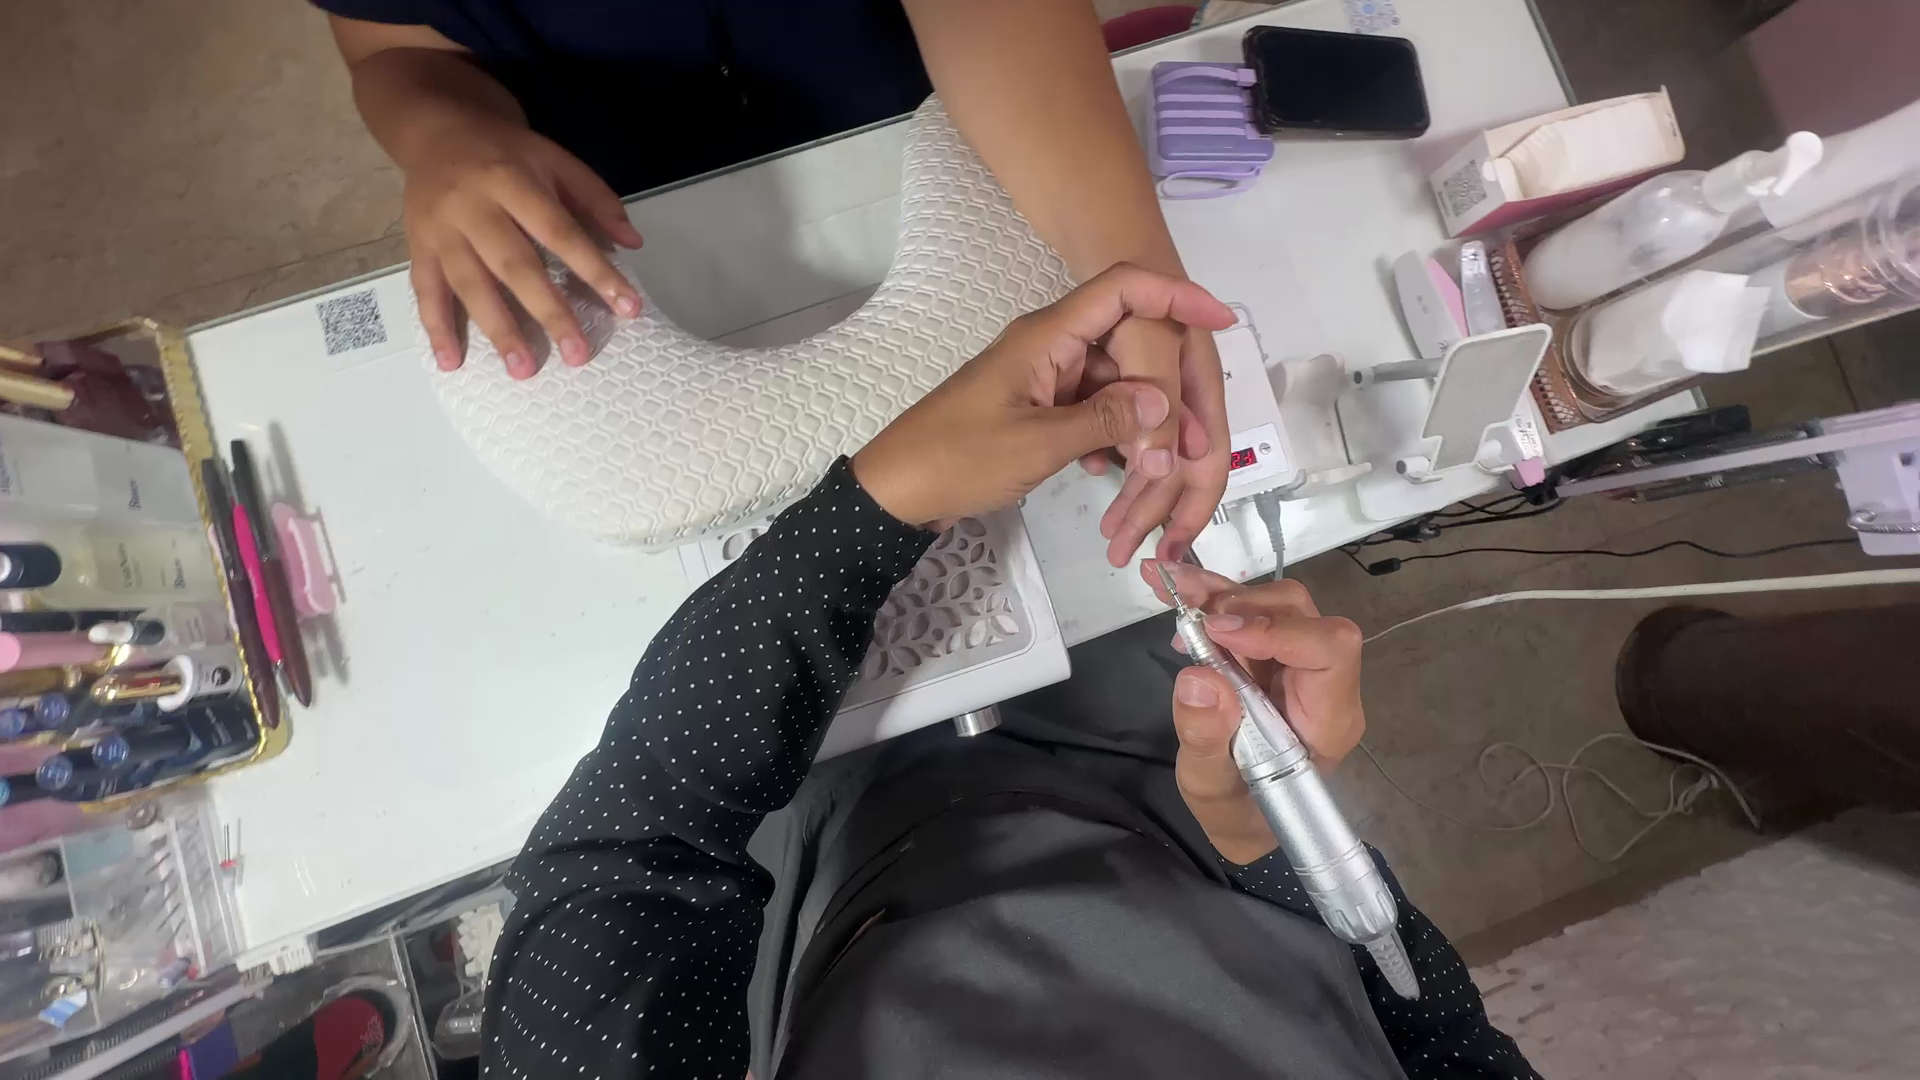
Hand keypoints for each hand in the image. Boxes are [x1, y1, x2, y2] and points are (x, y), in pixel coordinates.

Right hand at [400, 104, 646, 378]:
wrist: (431, 126)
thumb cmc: (507, 153)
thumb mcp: (556, 159)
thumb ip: (597, 200)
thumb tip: (634, 243)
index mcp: (512, 181)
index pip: (561, 232)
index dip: (596, 271)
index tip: (628, 308)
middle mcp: (472, 207)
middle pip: (514, 266)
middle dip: (548, 313)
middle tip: (577, 355)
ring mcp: (439, 229)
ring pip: (469, 284)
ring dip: (497, 330)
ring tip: (523, 370)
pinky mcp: (416, 245)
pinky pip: (425, 290)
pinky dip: (436, 327)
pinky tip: (452, 362)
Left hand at [852, 264, 1233, 527]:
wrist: (898, 491)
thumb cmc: (959, 457)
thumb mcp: (1037, 442)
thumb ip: (1106, 419)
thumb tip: (1165, 402)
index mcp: (1048, 336)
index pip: (1123, 289)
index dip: (1176, 295)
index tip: (1221, 318)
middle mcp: (1050, 348)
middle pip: (1124, 348)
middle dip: (1160, 390)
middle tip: (1186, 440)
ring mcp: (1041, 381)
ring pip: (1108, 386)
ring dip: (1133, 422)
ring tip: (1152, 467)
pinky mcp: (1034, 411)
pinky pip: (1085, 411)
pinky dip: (1103, 436)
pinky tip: (1108, 471)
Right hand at [1143, 560, 1365, 864]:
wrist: (1242, 814)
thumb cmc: (1236, 809)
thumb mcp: (1210, 787)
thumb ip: (1206, 738)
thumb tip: (1198, 678)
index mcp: (1325, 717)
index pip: (1329, 649)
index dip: (1275, 629)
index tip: (1216, 633)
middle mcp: (1319, 680)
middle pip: (1301, 614)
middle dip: (1240, 604)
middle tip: (1186, 611)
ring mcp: (1295, 662)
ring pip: (1274, 602)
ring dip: (1220, 591)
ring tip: (1168, 585)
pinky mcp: (1268, 653)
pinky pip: (1248, 610)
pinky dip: (1210, 595)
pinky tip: (1173, 589)